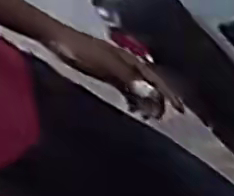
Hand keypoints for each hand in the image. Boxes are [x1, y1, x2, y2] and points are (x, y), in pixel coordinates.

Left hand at [46, 29, 181, 118]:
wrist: (51, 37)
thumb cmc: (80, 50)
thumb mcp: (108, 66)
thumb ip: (132, 81)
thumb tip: (154, 97)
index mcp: (131, 61)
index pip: (157, 80)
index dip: (170, 95)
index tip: (181, 112)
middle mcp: (128, 65)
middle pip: (150, 86)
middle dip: (157, 103)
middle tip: (157, 118)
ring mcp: (117, 69)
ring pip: (140, 90)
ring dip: (145, 104)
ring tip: (144, 117)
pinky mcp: (107, 74)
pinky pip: (128, 91)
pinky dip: (133, 102)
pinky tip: (131, 109)